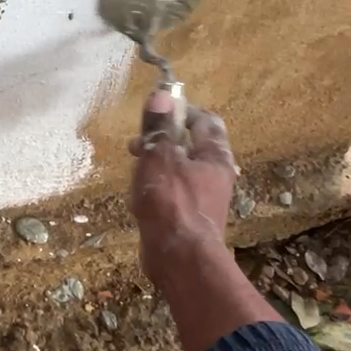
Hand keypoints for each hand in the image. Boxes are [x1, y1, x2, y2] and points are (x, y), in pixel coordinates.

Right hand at [129, 89, 237, 289]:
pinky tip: (140, 192)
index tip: (155, 110)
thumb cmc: (170, 202)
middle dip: (163, 138)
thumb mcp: (158, 157)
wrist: (179, 256)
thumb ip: (158, 127)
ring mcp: (205, 196)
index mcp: (214, 157)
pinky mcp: (191, 214)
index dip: (183, 110)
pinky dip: (158, 183)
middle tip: (135, 144)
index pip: (206, 121)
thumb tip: (163, 94)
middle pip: (192, 144)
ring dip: (158, 161)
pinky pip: (175, 188)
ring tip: (134, 168)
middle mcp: (216, 174)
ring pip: (181, 167)